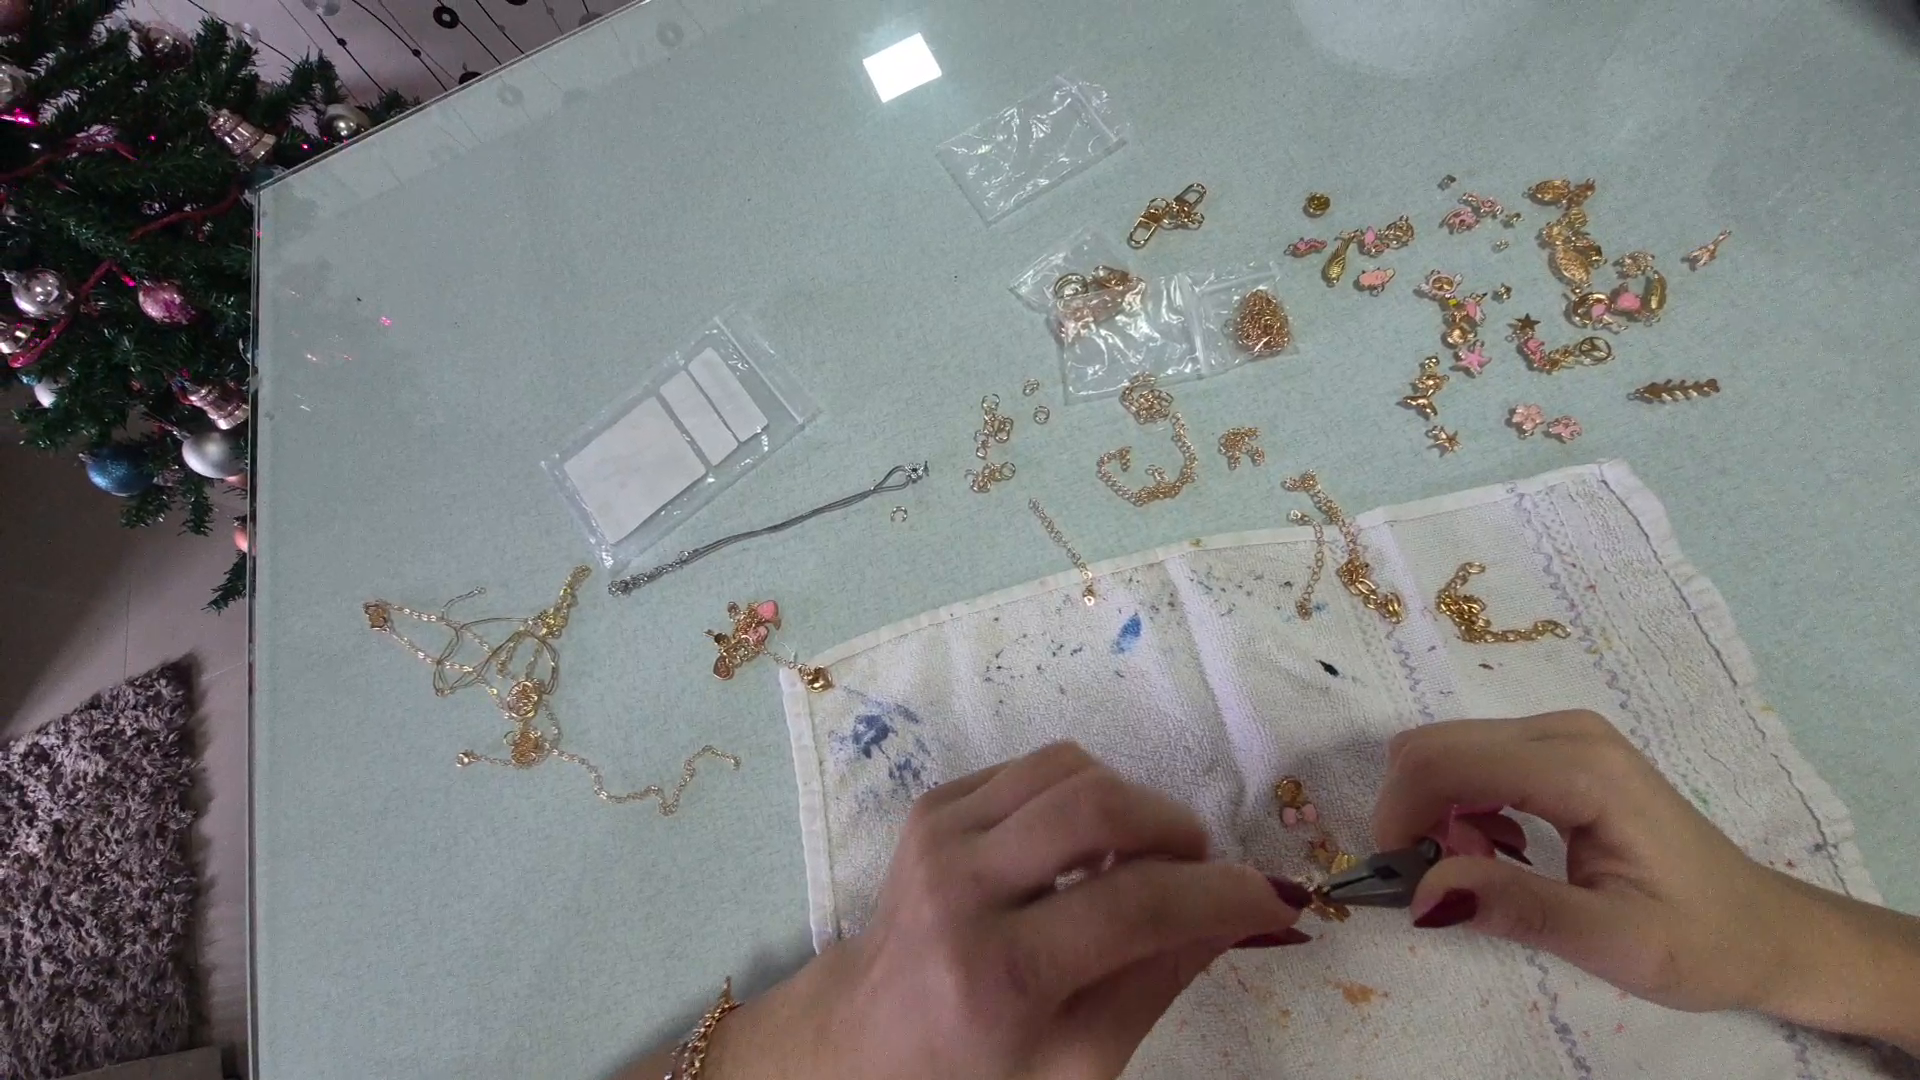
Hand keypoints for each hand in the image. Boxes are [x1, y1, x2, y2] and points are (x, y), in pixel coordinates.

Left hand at [641, 742, 1310, 1079]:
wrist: (864, 1038)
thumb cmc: (976, 1071)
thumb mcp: (1079, 1062)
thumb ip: (1160, 977)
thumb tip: (1243, 908)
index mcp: (997, 977)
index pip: (1134, 906)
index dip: (1217, 893)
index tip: (1268, 895)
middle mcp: (958, 886)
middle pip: (1094, 804)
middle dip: (1171, 822)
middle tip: (1199, 859)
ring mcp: (936, 832)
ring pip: (1065, 766)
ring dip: (1126, 798)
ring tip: (1140, 850)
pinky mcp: (931, 803)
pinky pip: (1029, 767)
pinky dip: (1076, 790)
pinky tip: (1078, 842)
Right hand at [1373, 711, 1919, 1048]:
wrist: (1772, 929)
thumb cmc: (1706, 942)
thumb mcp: (1621, 946)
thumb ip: (1520, 910)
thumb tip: (1421, 891)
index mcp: (1583, 770)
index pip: (1447, 763)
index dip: (1400, 812)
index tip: (1399, 873)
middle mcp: (1562, 729)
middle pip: (1432, 747)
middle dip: (1413, 811)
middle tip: (1442, 873)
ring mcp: (1555, 728)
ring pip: (1440, 749)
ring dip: (1432, 808)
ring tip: (1478, 862)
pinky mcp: (1549, 741)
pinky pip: (1463, 755)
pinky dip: (1452, 801)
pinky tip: (1491, 842)